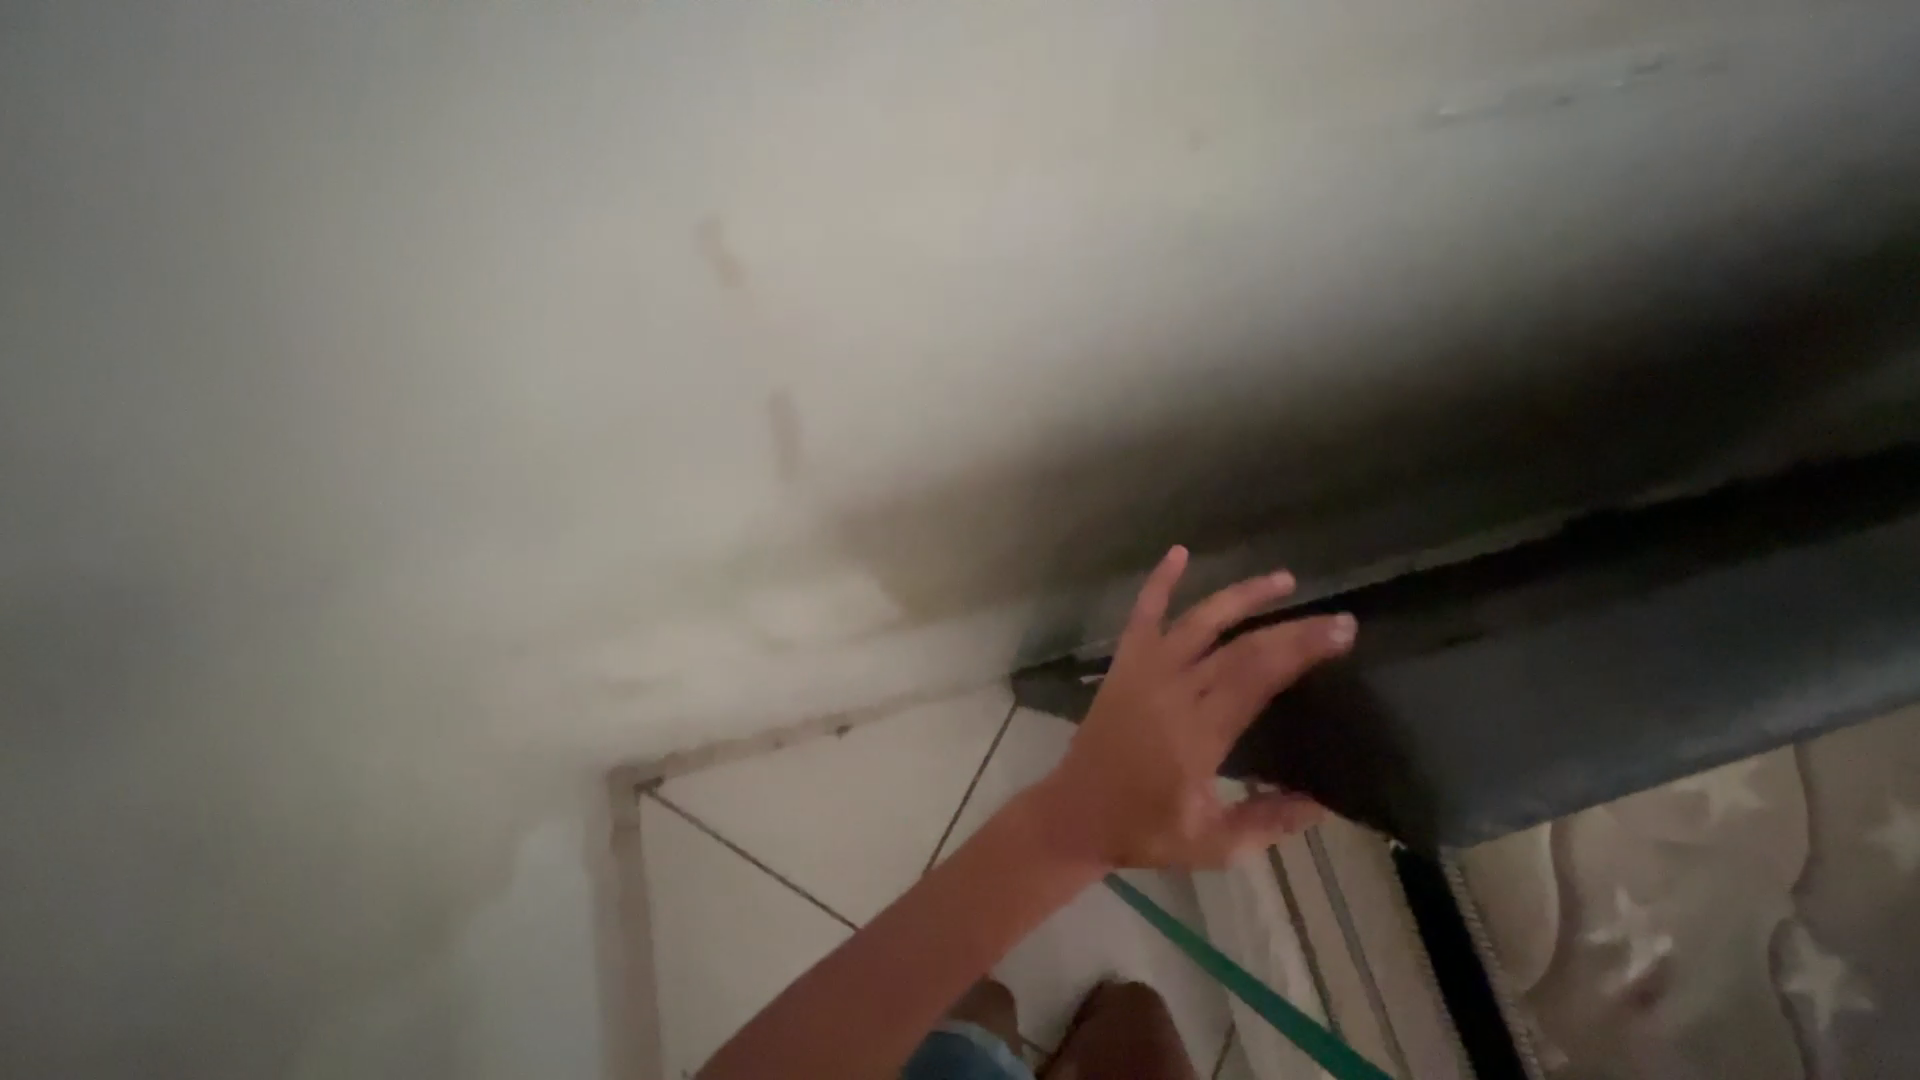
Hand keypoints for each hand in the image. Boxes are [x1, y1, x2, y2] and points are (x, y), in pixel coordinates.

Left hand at [1031, 545, 1355, 868]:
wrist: (1074, 815)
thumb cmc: (1143, 832)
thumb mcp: (1212, 844)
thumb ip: (1267, 821)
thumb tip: (1323, 801)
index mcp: (1197, 735)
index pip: (1258, 677)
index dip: (1301, 648)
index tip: (1342, 631)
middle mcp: (1172, 693)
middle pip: (1239, 647)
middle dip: (1291, 629)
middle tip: (1336, 617)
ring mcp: (1142, 673)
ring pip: (1196, 622)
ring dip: (1239, 596)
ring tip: (1282, 579)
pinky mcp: (1122, 667)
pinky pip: (1141, 617)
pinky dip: (1158, 584)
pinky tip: (1178, 554)